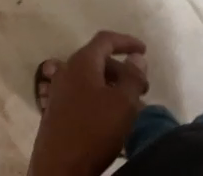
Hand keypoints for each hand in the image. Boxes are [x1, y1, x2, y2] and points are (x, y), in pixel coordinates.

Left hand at [28, 31, 149, 175]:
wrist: (59, 166)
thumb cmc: (93, 130)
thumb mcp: (122, 104)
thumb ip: (132, 77)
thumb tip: (137, 57)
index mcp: (81, 62)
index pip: (105, 40)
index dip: (126, 42)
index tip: (145, 50)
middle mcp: (67, 70)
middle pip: (98, 60)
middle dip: (123, 70)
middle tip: (143, 89)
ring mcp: (60, 90)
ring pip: (92, 80)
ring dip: (114, 88)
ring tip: (132, 108)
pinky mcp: (57, 110)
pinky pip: (83, 95)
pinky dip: (101, 99)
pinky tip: (112, 119)